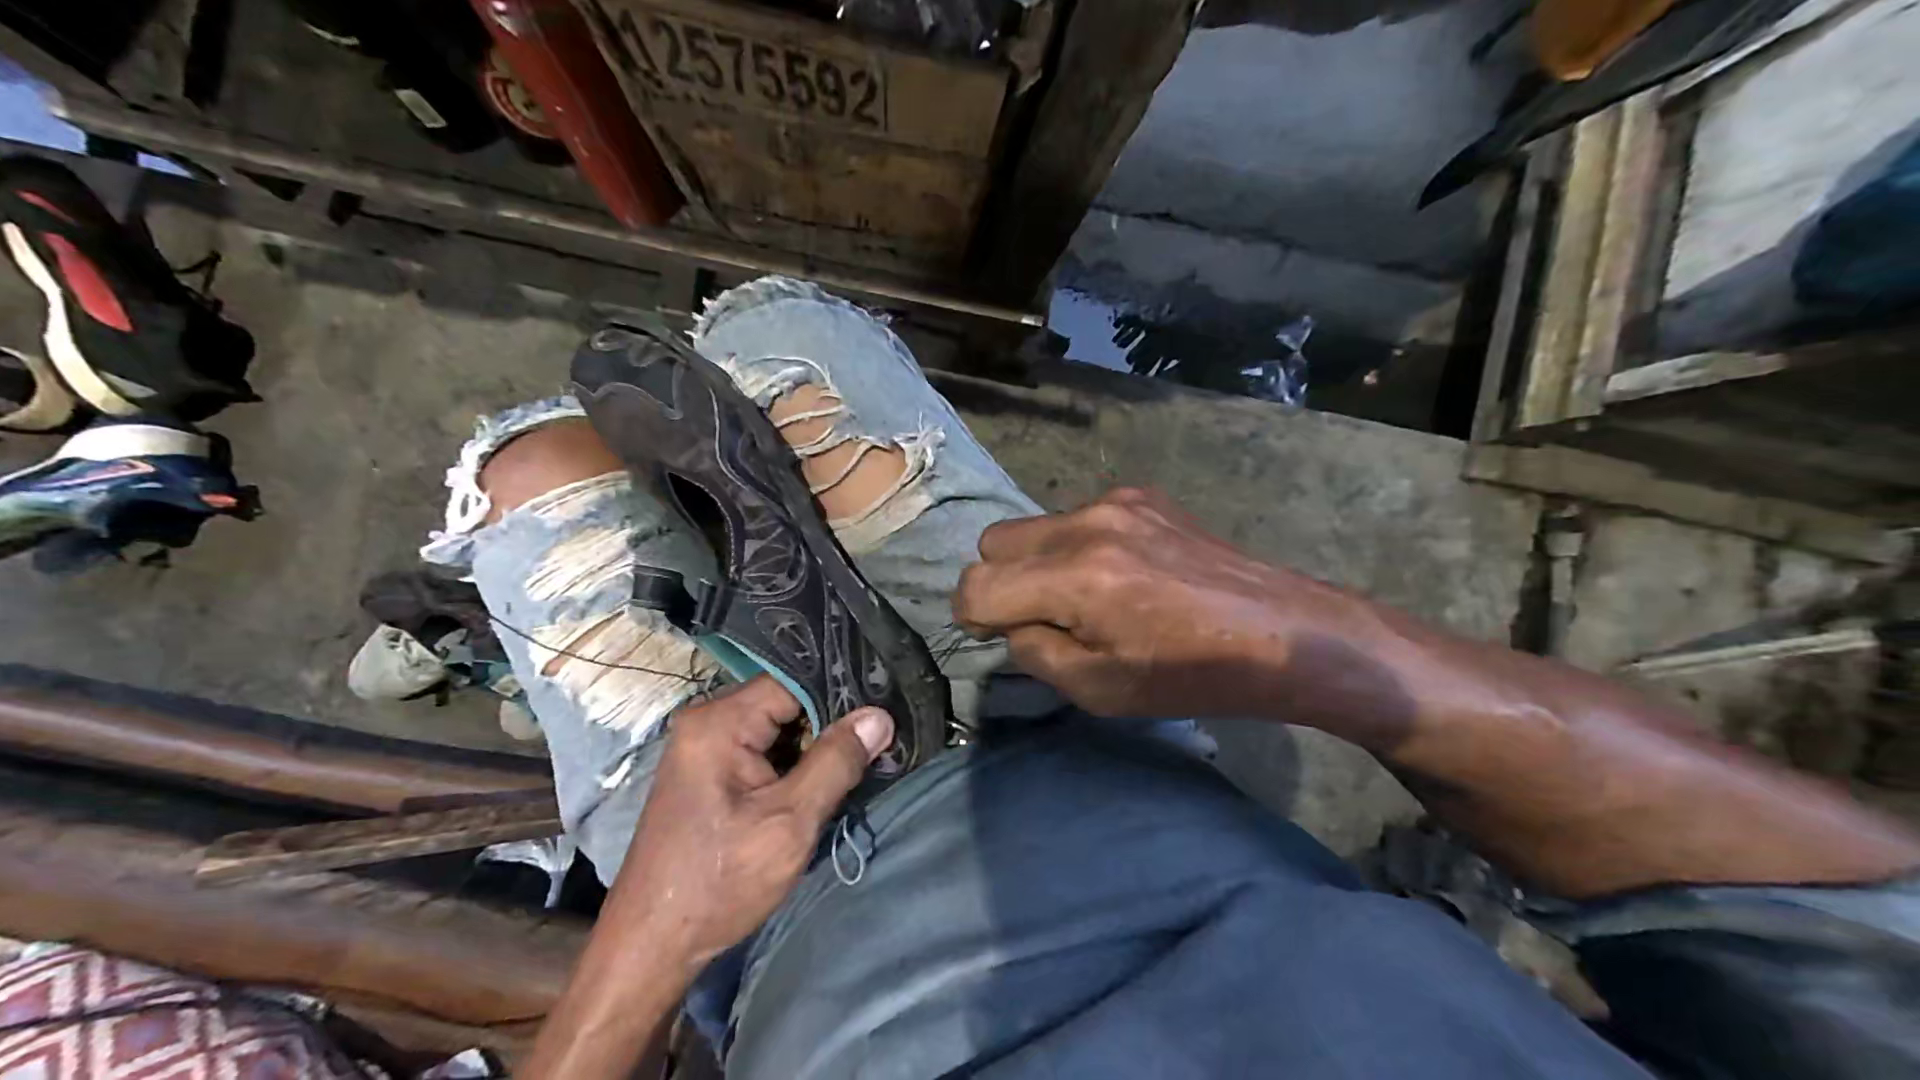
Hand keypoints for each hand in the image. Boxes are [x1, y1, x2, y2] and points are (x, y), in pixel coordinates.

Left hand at [612, 675, 894, 972]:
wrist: (651, 946)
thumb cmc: (719, 883)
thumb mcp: (790, 822)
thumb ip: (836, 762)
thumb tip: (880, 716)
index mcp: (719, 722)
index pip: (794, 683)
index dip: (839, 697)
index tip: (880, 716)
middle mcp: (706, 721)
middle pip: (785, 702)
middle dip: (828, 724)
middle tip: (875, 744)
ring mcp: (703, 746)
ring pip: (776, 727)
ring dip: (811, 746)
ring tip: (855, 762)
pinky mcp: (707, 771)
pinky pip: (760, 748)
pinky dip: (790, 762)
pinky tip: (817, 782)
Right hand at [955, 488, 1353, 719]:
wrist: (1280, 634)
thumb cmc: (1190, 675)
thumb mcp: (1097, 690)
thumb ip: (1033, 650)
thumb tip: (1011, 623)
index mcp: (1074, 579)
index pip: (975, 586)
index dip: (974, 619)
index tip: (999, 636)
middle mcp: (1085, 526)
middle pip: (993, 542)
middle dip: (1000, 583)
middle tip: (1041, 616)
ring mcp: (1115, 502)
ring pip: (1034, 526)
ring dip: (1038, 562)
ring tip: (1087, 595)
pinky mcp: (1140, 494)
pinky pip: (1077, 517)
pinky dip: (1077, 546)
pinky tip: (1122, 573)